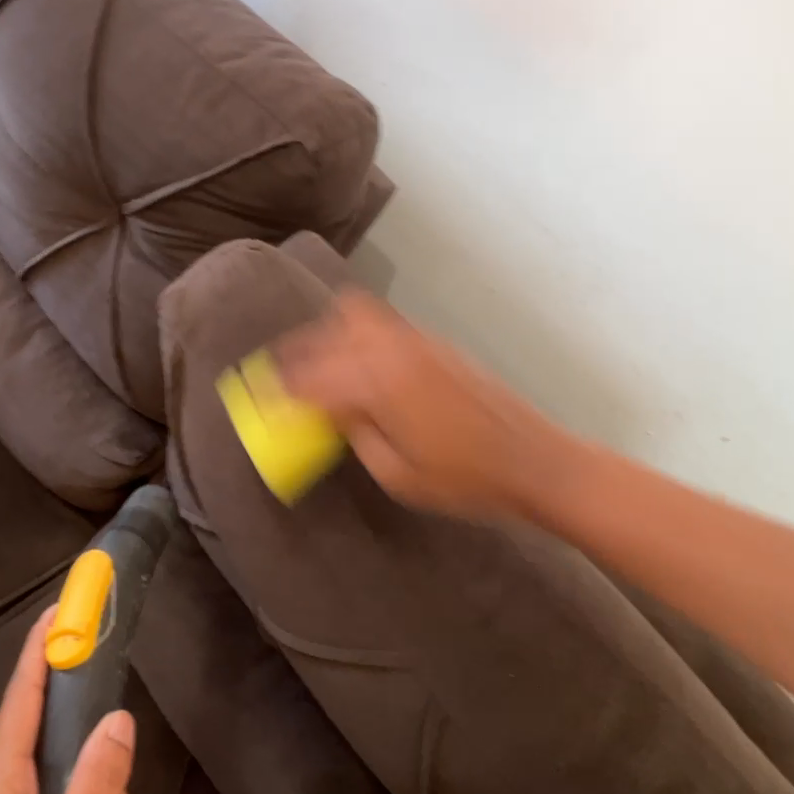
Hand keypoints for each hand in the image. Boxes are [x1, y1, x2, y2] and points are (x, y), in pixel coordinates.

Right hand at [277, 290, 570, 520]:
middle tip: (284, 375)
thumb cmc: (464, 480)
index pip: (310, 376)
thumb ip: (354, 434)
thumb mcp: (396, 473)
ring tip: (321, 363)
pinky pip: (384, 324)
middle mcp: (393, 349)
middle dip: (299, 351)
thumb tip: (331, 413)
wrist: (534, 461)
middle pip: (328, 329)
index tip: (259, 395)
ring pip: (357, 313)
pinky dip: (360, 335)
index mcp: (376, 383)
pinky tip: (363, 366)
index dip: (279, 386)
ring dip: (330, 334)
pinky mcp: (437, 344)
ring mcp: (418, 340)